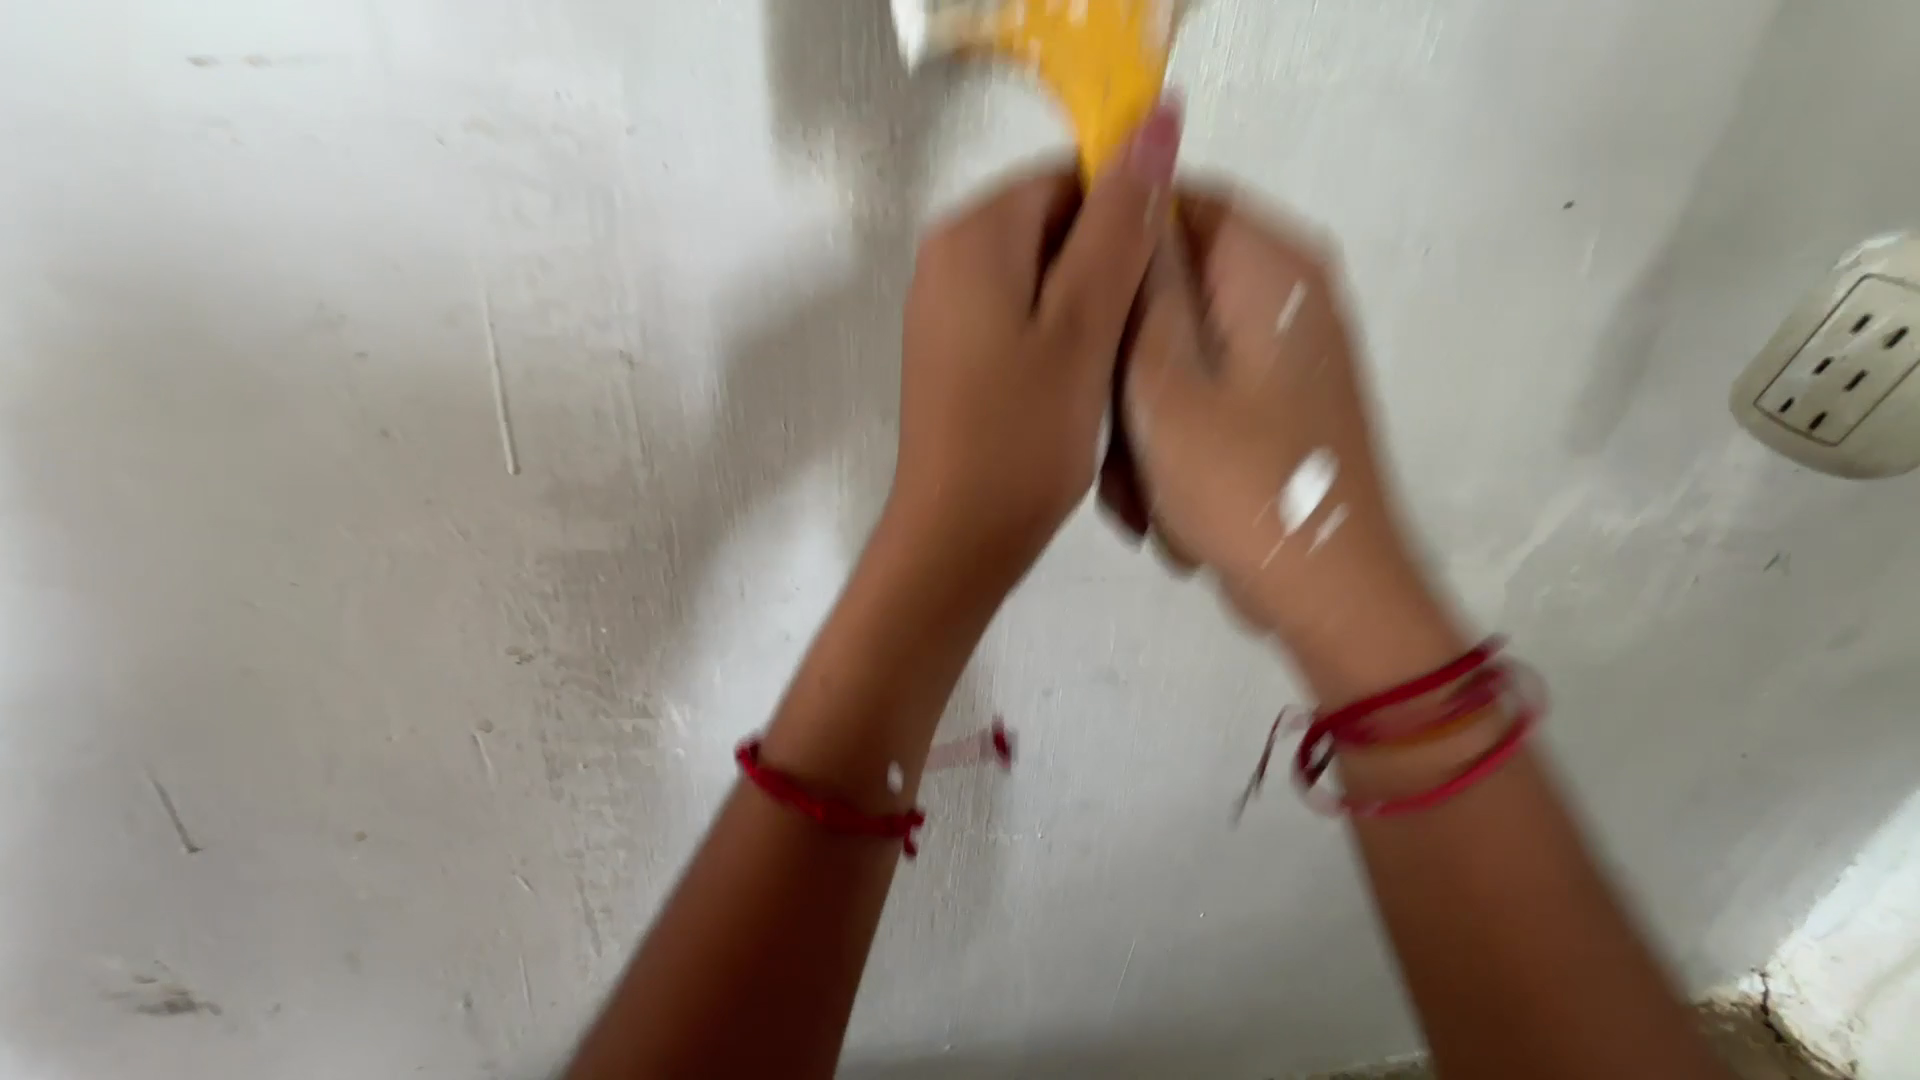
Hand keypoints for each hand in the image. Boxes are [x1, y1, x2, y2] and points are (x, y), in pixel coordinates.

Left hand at [884, 102, 1183, 586]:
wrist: (958, 536)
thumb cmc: (1023, 436)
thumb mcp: (1084, 327)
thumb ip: (1120, 226)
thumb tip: (1155, 121)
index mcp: (973, 233)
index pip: (1070, 178)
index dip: (1127, 220)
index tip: (1158, 285)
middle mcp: (945, 256)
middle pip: (1053, 225)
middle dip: (1106, 268)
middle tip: (1138, 337)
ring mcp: (943, 306)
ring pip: (1040, 275)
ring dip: (1088, 309)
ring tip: (1112, 367)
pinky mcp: (952, 350)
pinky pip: (1019, 315)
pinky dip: (1057, 336)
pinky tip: (1078, 384)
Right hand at [1107, 189, 1466, 698]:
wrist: (1326, 592)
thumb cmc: (1238, 484)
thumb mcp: (1164, 383)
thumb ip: (1143, 287)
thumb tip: (1136, 192)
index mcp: (1270, 268)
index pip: (1175, 201)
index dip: (1108, 242)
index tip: (1062, 304)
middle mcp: (1285, 296)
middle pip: (1169, 289)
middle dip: (1120, 361)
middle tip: (1099, 432)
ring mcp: (1282, 357)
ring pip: (1174, 355)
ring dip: (1137, 420)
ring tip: (1133, 491)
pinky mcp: (1275, 407)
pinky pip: (1199, 399)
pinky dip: (1170, 446)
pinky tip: (1159, 504)